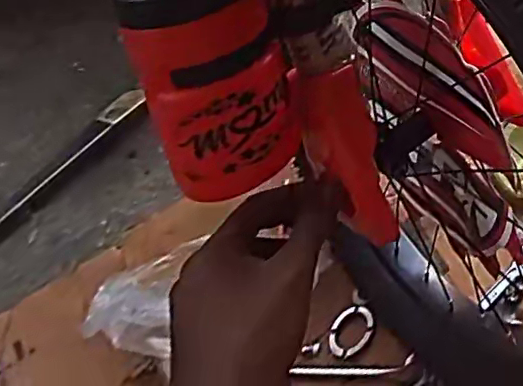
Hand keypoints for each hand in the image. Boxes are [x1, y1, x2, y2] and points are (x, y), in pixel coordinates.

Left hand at [171, 181, 341, 385]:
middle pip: (247, 233)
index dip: (292, 196)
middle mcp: (195, 276)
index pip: (255, 205)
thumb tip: (329, 186)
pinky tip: (284, 296)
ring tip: (307, 258)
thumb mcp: (292, 273)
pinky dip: (263, 282)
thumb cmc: (257, 335)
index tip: (321, 196)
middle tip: (318, 223)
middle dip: (286, 224)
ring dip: (277, 253)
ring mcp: (193, 309)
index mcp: (210, 254)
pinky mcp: (201, 336)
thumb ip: (311, 225)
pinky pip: (235, 291)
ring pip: (242, 263)